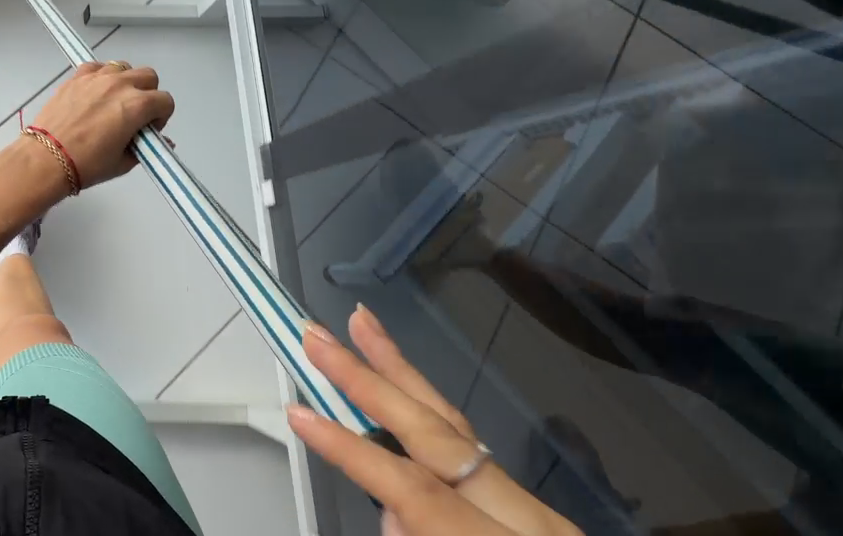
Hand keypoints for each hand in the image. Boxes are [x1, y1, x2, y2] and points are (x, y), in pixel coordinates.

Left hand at [27, 61, 174, 188]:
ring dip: (126, 82)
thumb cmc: (87, 164)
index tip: (148, 129)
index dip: (161, 116)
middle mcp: (120, 84)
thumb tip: (157, 140)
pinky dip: (101, 76)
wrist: (46, 158)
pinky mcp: (76, 77)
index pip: (165, 101)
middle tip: (135, 114)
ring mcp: (97, 77)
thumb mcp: (123, 162)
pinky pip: (97, 66)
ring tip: (114, 102)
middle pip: (148, 76)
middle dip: (148, 94)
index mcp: (137, 105)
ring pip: (123, 67)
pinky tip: (95, 93)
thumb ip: (145, 147)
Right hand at [286, 305, 581, 535]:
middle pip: (441, 437)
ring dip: (402, 375)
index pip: (418, 492)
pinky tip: (405, 388)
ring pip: (462, 430)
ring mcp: (544, 517)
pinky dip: (432, 413)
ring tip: (362, 326)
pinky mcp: (541, 516)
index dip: (353, 451)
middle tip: (319, 336)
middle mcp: (536, 526)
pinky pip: (474, 453)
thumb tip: (392, 513)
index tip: (299, 414)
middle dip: (372, 380)